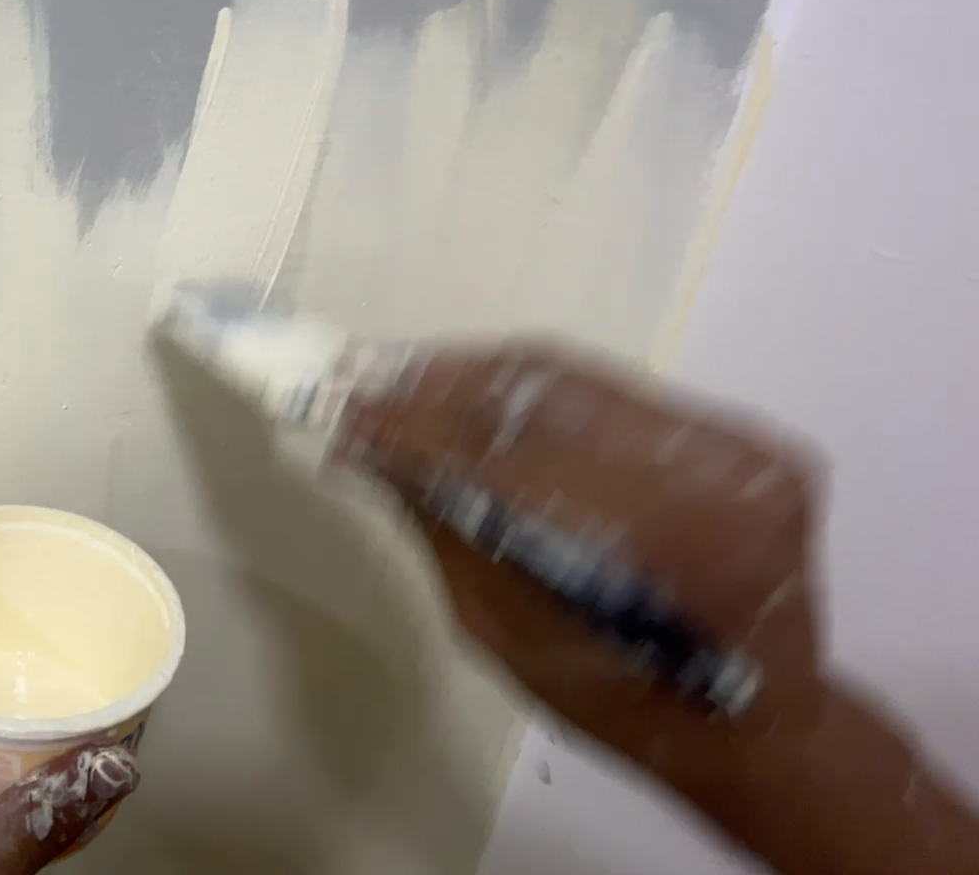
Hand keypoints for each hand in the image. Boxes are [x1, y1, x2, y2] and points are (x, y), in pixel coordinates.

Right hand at [338, 340, 827, 778]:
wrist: (759, 726)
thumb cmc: (610, 696)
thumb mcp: (497, 622)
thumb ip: (437, 522)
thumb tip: (360, 448)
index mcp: (658, 552)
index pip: (502, 458)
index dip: (409, 428)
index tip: (339, 412)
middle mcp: (714, 480)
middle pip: (534, 394)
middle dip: (427, 382)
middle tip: (354, 376)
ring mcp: (736, 448)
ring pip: (563, 376)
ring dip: (462, 372)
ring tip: (392, 374)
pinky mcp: (737, 435)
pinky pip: (598, 389)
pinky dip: (514, 385)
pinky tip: (458, 386)